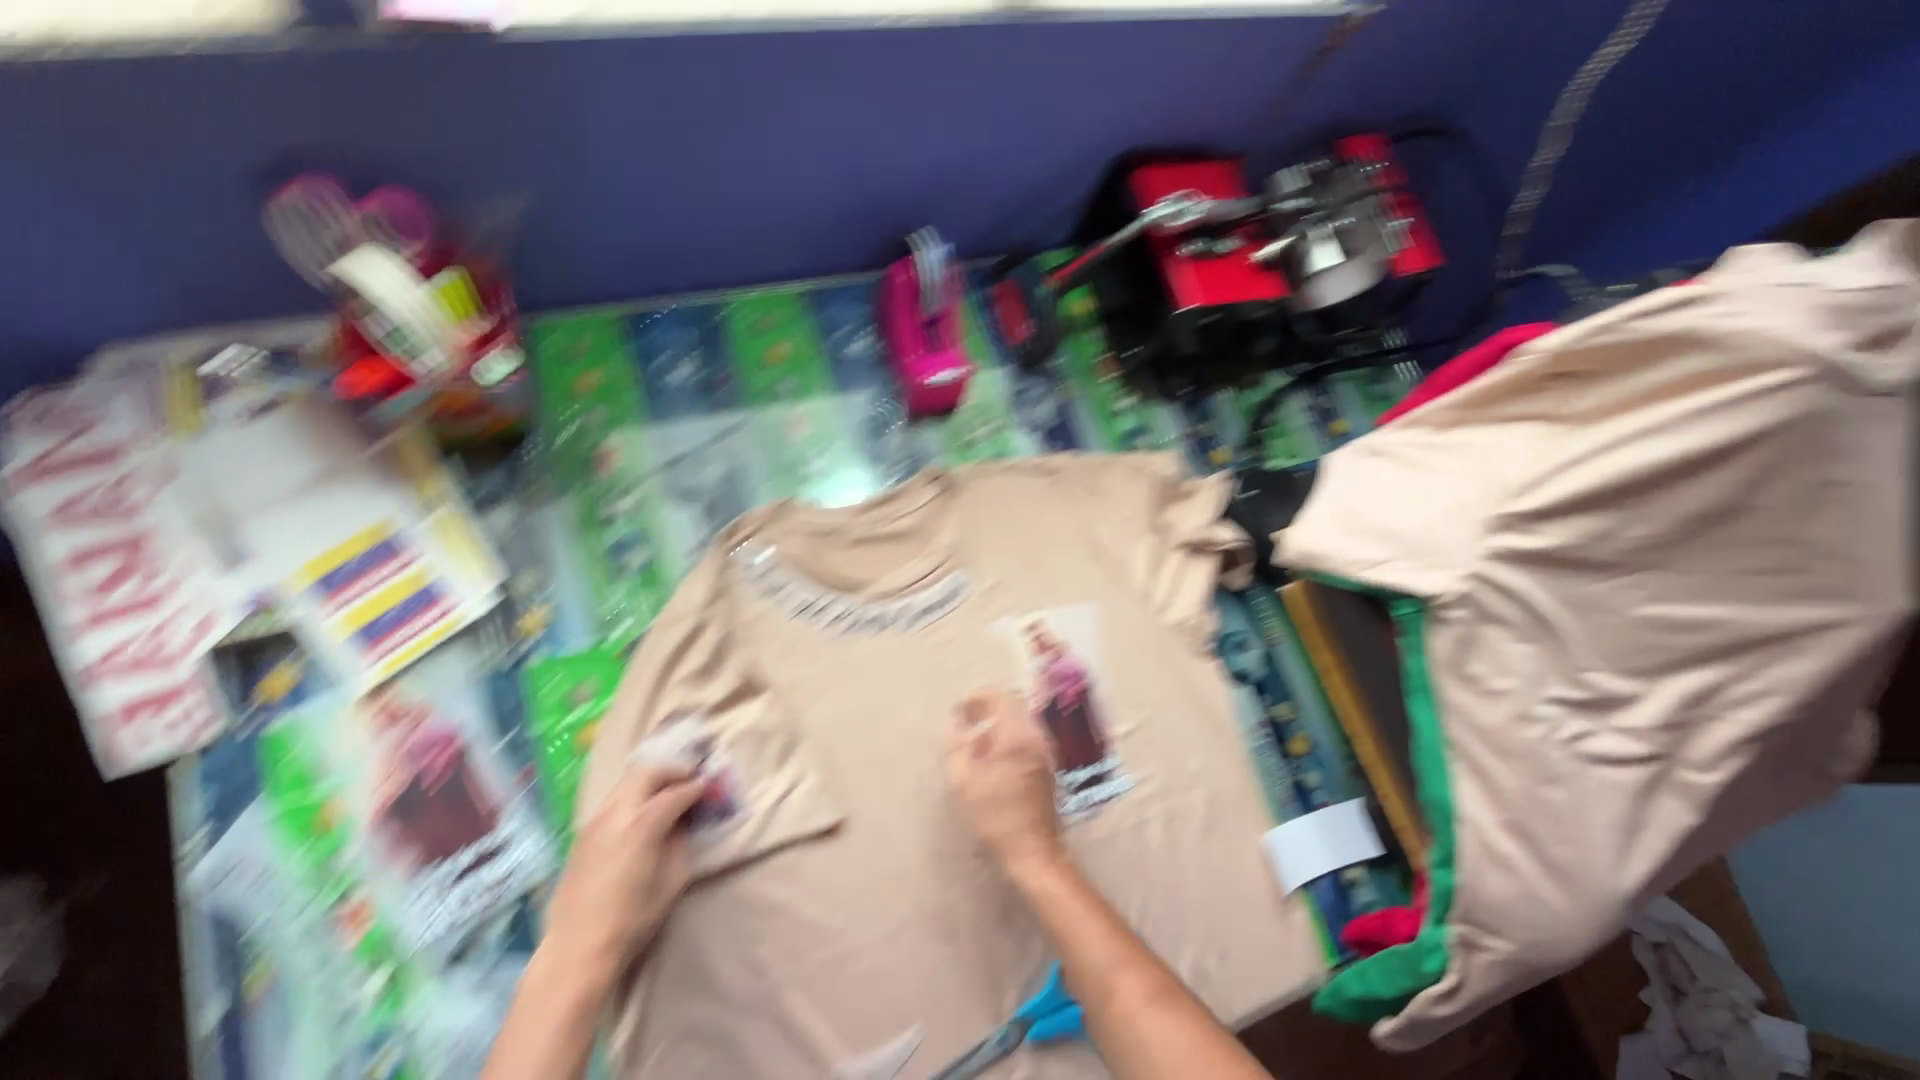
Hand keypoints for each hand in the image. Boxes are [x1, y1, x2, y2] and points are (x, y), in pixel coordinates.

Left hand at [544, 764, 705, 975]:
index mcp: (642, 824)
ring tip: (667, 792)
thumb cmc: (633, 919)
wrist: (578, 947)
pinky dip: (633, 796)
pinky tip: (642, 813)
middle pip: (645, 774)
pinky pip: (612, 801)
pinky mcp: (582, 835)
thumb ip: (679, 843)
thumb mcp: (672, 881)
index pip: (675, 793)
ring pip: (625, 784)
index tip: (709, 785)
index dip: (696, 787)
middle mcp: (616, 813)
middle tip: (689, 778)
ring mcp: (594, 822)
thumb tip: (680, 823)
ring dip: (649, 781)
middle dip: (671, 772)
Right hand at [946, 689, 1063, 872]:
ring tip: (977, 738)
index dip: (977, 697)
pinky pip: (1028, 737)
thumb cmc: (996, 817)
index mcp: (1017, 736)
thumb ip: (957, 748)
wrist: (1034, 851)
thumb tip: (955, 725)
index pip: (1000, 697)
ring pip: (1022, 721)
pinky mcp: (1048, 766)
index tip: (959, 708)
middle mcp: (1036, 737)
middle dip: (988, 707)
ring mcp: (1046, 752)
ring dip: (999, 722)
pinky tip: (994, 755)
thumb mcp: (965, 782)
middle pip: (1014, 706)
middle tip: (966, 718)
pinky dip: (1010, 735)